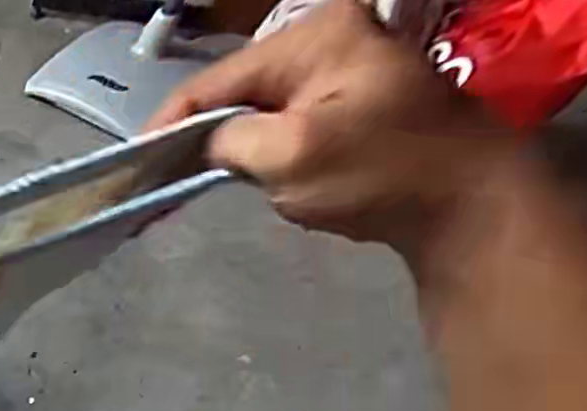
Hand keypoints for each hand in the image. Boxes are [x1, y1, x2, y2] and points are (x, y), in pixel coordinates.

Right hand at [148, 0, 519, 252]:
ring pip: (240, 110)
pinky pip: (262, 124)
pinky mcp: (326, 104)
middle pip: (224, 92)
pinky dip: (232, 152)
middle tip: (145, 180)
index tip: (131, 165)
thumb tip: (204, 143)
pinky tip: (206, 175)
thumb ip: (231, 140)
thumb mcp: (291, 153)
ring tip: (166, 183)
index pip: (214, 80)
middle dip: (183, 136)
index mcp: (312, 38)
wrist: (455, 195)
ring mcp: (324, 72)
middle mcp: (317, 41)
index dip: (165, 123)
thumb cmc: (377, 170)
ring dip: (204, 147)